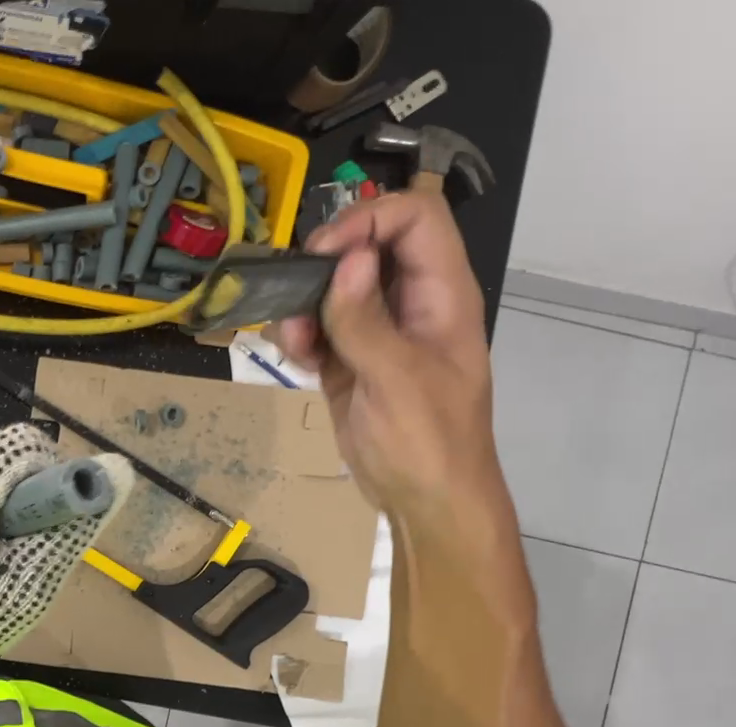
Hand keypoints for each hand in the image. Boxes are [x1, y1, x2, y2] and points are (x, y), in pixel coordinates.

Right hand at [272, 193, 506, 534]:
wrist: (424, 500)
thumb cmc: (426, 442)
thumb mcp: (397, 380)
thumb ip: (366, 320)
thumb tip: (347, 260)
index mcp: (442, 295)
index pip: (415, 219)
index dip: (369, 219)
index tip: (323, 253)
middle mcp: (410, 303)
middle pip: (368, 246)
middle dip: (325, 264)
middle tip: (294, 294)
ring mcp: (378, 333)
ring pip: (335, 288)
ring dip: (305, 305)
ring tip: (294, 340)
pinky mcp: (350, 362)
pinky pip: (320, 329)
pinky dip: (301, 336)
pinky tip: (296, 359)